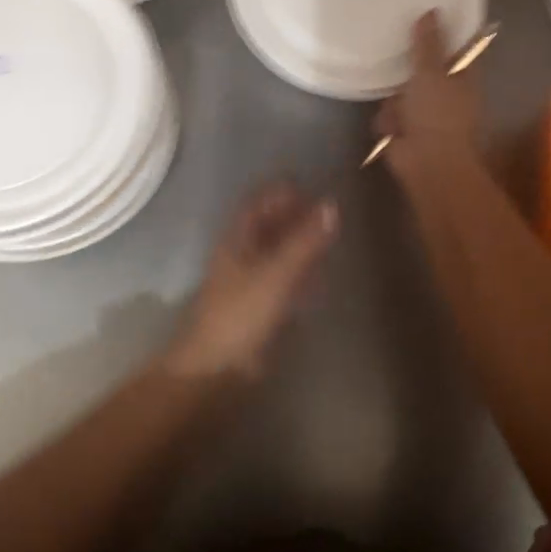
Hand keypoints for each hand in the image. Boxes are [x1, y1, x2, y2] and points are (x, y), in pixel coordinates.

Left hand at [165, 183, 337, 379]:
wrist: (218, 368)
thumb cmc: (242, 314)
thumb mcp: (276, 273)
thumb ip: (304, 241)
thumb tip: (331, 204)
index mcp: (237, 240)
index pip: (259, 203)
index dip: (282, 191)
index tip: (313, 184)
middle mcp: (242, 255)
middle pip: (269, 226)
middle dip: (296, 216)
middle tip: (330, 210)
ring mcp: (250, 282)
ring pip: (278, 252)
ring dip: (301, 243)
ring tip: (332, 236)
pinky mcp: (260, 308)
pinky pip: (284, 281)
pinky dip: (301, 273)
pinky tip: (321, 276)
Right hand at [374, 11, 484, 190]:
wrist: (427, 163)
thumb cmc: (437, 114)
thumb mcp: (431, 71)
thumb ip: (428, 43)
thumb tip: (431, 10)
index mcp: (463, 76)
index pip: (458, 46)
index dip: (446, 30)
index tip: (427, 11)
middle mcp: (447, 92)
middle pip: (427, 67)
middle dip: (410, 62)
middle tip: (391, 38)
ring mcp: (426, 112)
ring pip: (405, 90)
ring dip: (395, 94)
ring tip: (385, 87)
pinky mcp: (406, 130)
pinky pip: (392, 113)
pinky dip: (388, 118)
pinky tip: (387, 121)